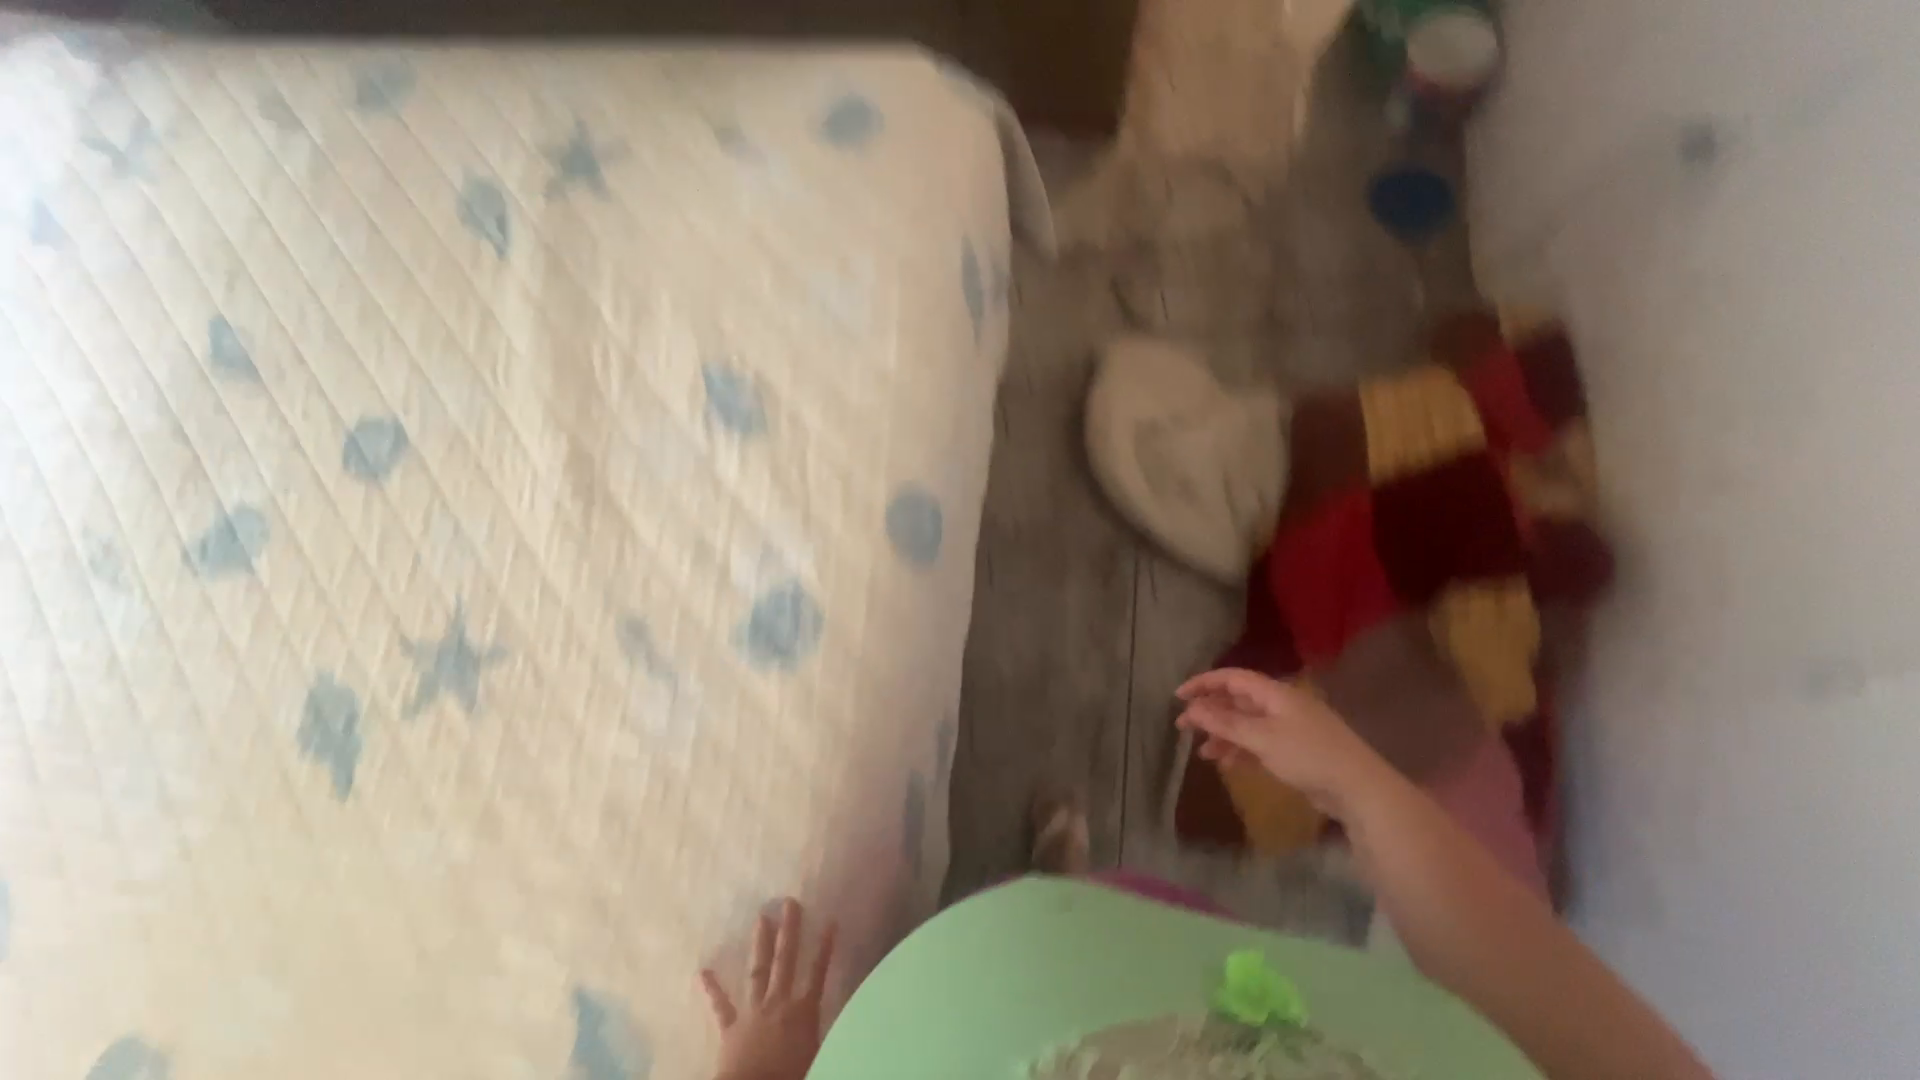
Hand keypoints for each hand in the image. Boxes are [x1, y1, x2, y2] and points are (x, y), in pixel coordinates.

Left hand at [700, 898, 837, 1079]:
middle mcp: (778, 1003)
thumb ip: (825, 1030)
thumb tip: (844, 1019)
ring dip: (760, 944)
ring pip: (758, 972)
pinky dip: (713, 989)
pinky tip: (703, 972)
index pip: (818, 973)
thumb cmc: (791, 1075)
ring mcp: (753, 1012)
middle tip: (789, 902)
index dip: (825, 948)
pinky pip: (721, 1006)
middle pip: (786, 961)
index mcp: (803, 1011)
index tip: (830, 921)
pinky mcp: (731, 1028)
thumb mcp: (818, 1054)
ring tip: (761, 918)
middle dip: (789, 930)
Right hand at [1175, 668, 1395, 819]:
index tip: (1178, 696)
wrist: (1358, 788)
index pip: (1232, 678)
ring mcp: (1288, 728)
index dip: (1203, 683)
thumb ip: (1225, 722)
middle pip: (1237, 701)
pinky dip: (1240, 749)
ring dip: (1223, 735)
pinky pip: (1258, 742)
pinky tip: (1227, 763)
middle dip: (1210, 712)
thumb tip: (1192, 708)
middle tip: (1183, 727)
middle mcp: (1280, 705)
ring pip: (1246, 724)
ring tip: (1204, 753)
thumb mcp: (1262, 738)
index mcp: (1274, 693)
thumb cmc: (1308, 755)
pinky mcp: (1294, 750)